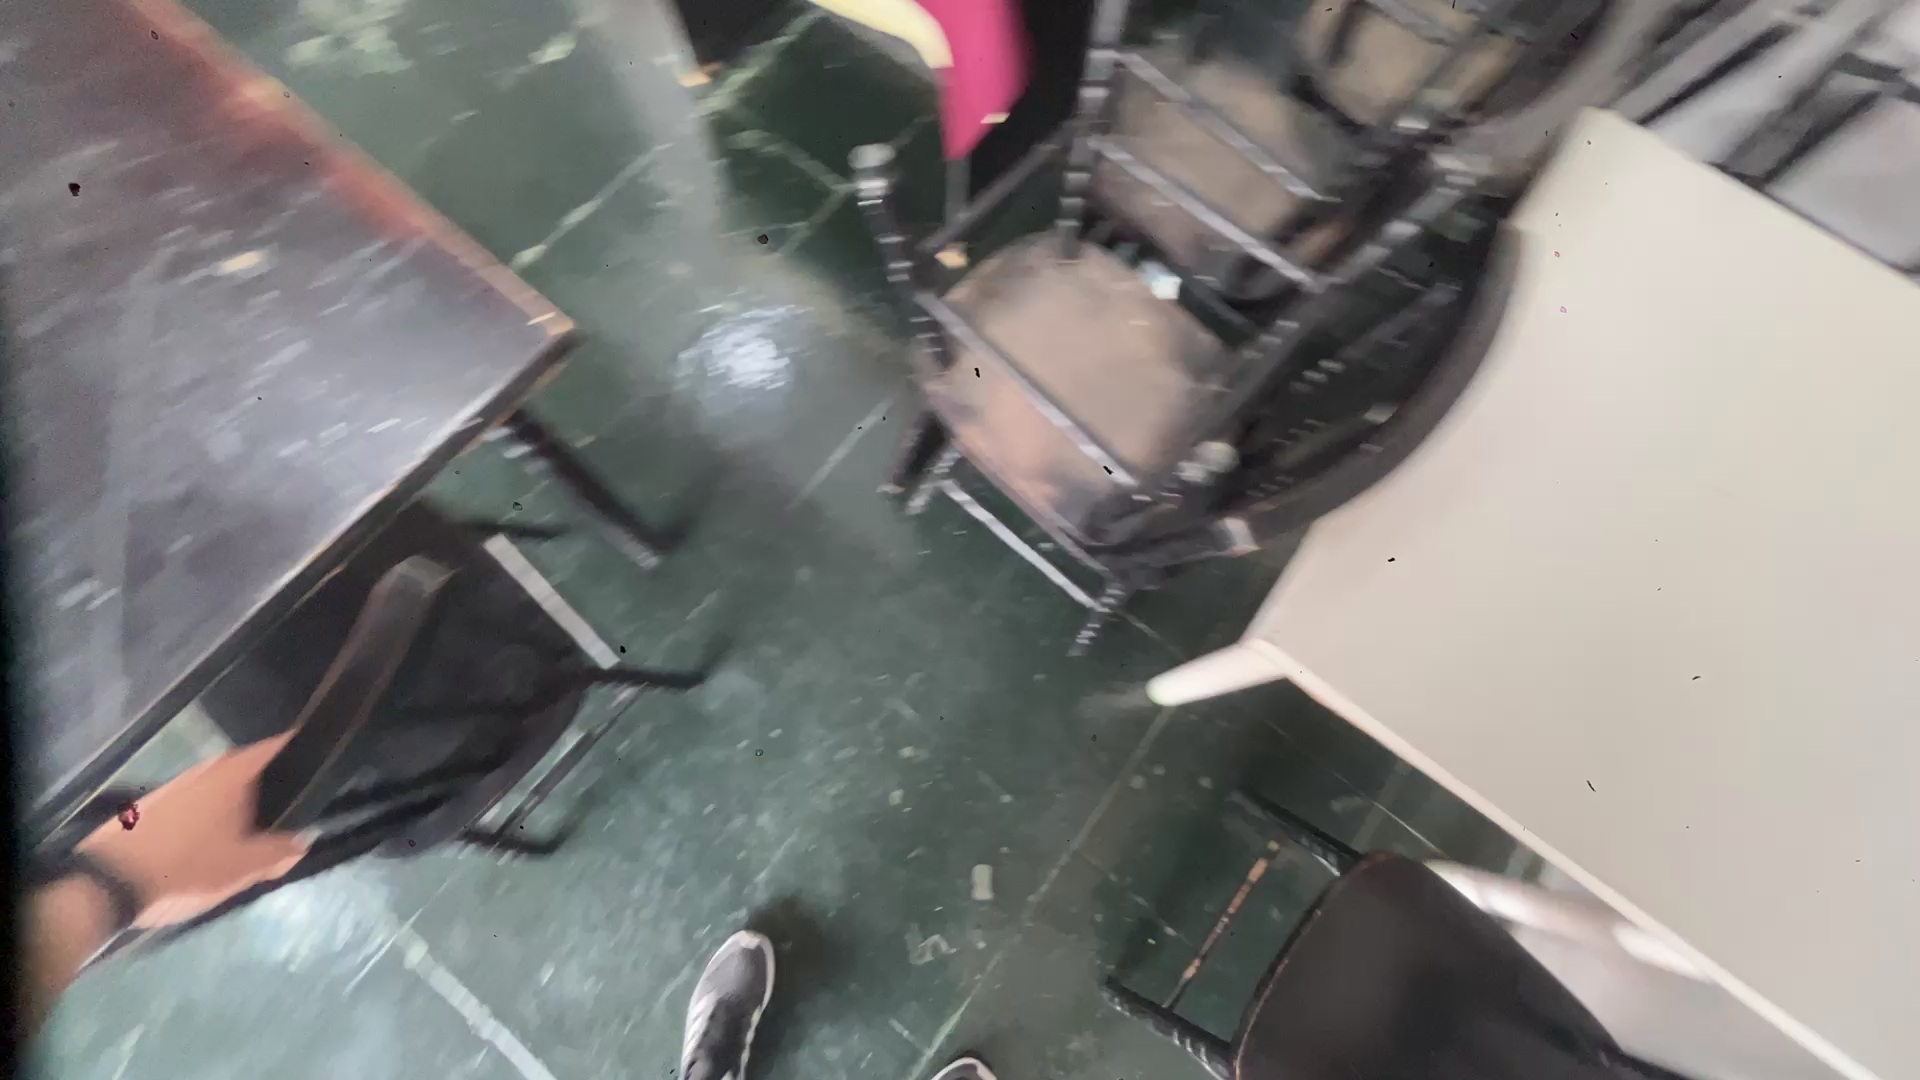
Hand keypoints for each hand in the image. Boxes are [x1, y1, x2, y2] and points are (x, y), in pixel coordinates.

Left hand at [78, 733, 311, 927]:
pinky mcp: (142, 811)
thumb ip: (281, 852)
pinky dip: (203, 818)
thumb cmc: (186, 865)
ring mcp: (169, 789)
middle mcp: (203, 771)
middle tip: (287, 805)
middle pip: (248, 768)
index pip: (279, 746)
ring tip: (245, 830)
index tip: (322, 760)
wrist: (96, 891)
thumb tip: (301, 842)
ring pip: (216, 788)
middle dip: (267, 784)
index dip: (304, 749)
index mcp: (234, 773)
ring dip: (232, 803)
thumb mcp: (245, 866)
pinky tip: (204, 845)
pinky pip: (189, 805)